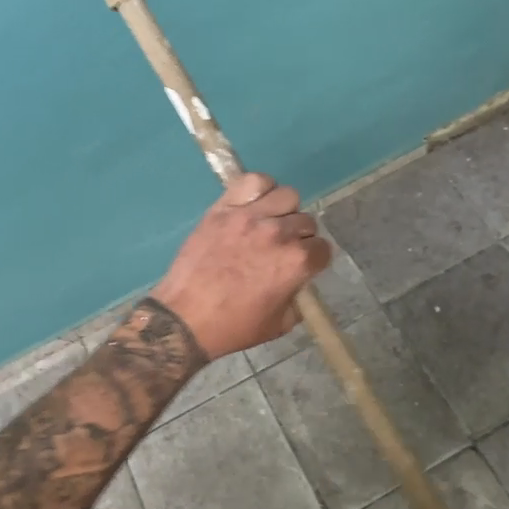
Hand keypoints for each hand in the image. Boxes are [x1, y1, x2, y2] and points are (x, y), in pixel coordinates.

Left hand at [149, 173, 332, 358]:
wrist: (186, 317)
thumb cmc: (234, 326)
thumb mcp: (280, 324)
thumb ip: (297, 297)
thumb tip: (299, 279)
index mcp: (296, 262)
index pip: (323, 248)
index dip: (315, 259)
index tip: (304, 264)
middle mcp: (278, 233)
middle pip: (306, 221)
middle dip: (300, 236)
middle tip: (282, 248)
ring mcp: (250, 216)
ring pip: (286, 196)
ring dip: (284, 210)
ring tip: (270, 223)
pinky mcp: (224, 208)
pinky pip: (252, 181)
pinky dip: (259, 188)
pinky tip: (254, 205)